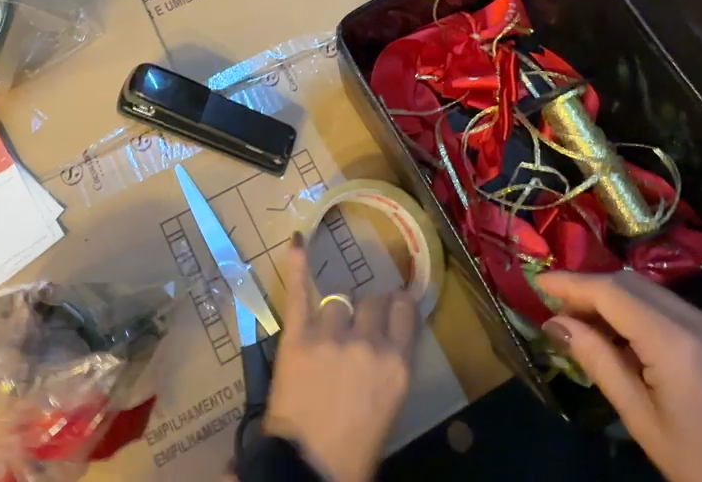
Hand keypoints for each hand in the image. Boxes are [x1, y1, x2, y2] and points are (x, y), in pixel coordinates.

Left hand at [261, 237, 418, 481]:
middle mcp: (368, 342)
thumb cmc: (355, 451)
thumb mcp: (390, 409)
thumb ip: (388, 368)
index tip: (395, 302)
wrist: (309, 467)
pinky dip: (297, 266)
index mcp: (397, 364)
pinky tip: (297, 241)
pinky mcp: (297, 336)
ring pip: (337, 301)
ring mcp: (330, 335)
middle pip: (372, 303)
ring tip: (329, 326)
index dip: (397, 305)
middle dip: (368, 309)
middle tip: (361, 320)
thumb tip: (384, 343)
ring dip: (335, 311)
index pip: (404, 312)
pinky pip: (299, 293)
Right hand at [534, 270, 701, 481]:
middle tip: (560, 308)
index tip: (537, 283)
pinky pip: (690, 317)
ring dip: (624, 303)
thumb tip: (557, 325)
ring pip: (663, 298)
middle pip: (637, 286)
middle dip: (594, 289)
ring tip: (593, 326)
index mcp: (679, 343)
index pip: (613, 292)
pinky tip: (641, 345)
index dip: (571, 283)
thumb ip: (600, 363)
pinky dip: (655, 318)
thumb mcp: (643, 422)